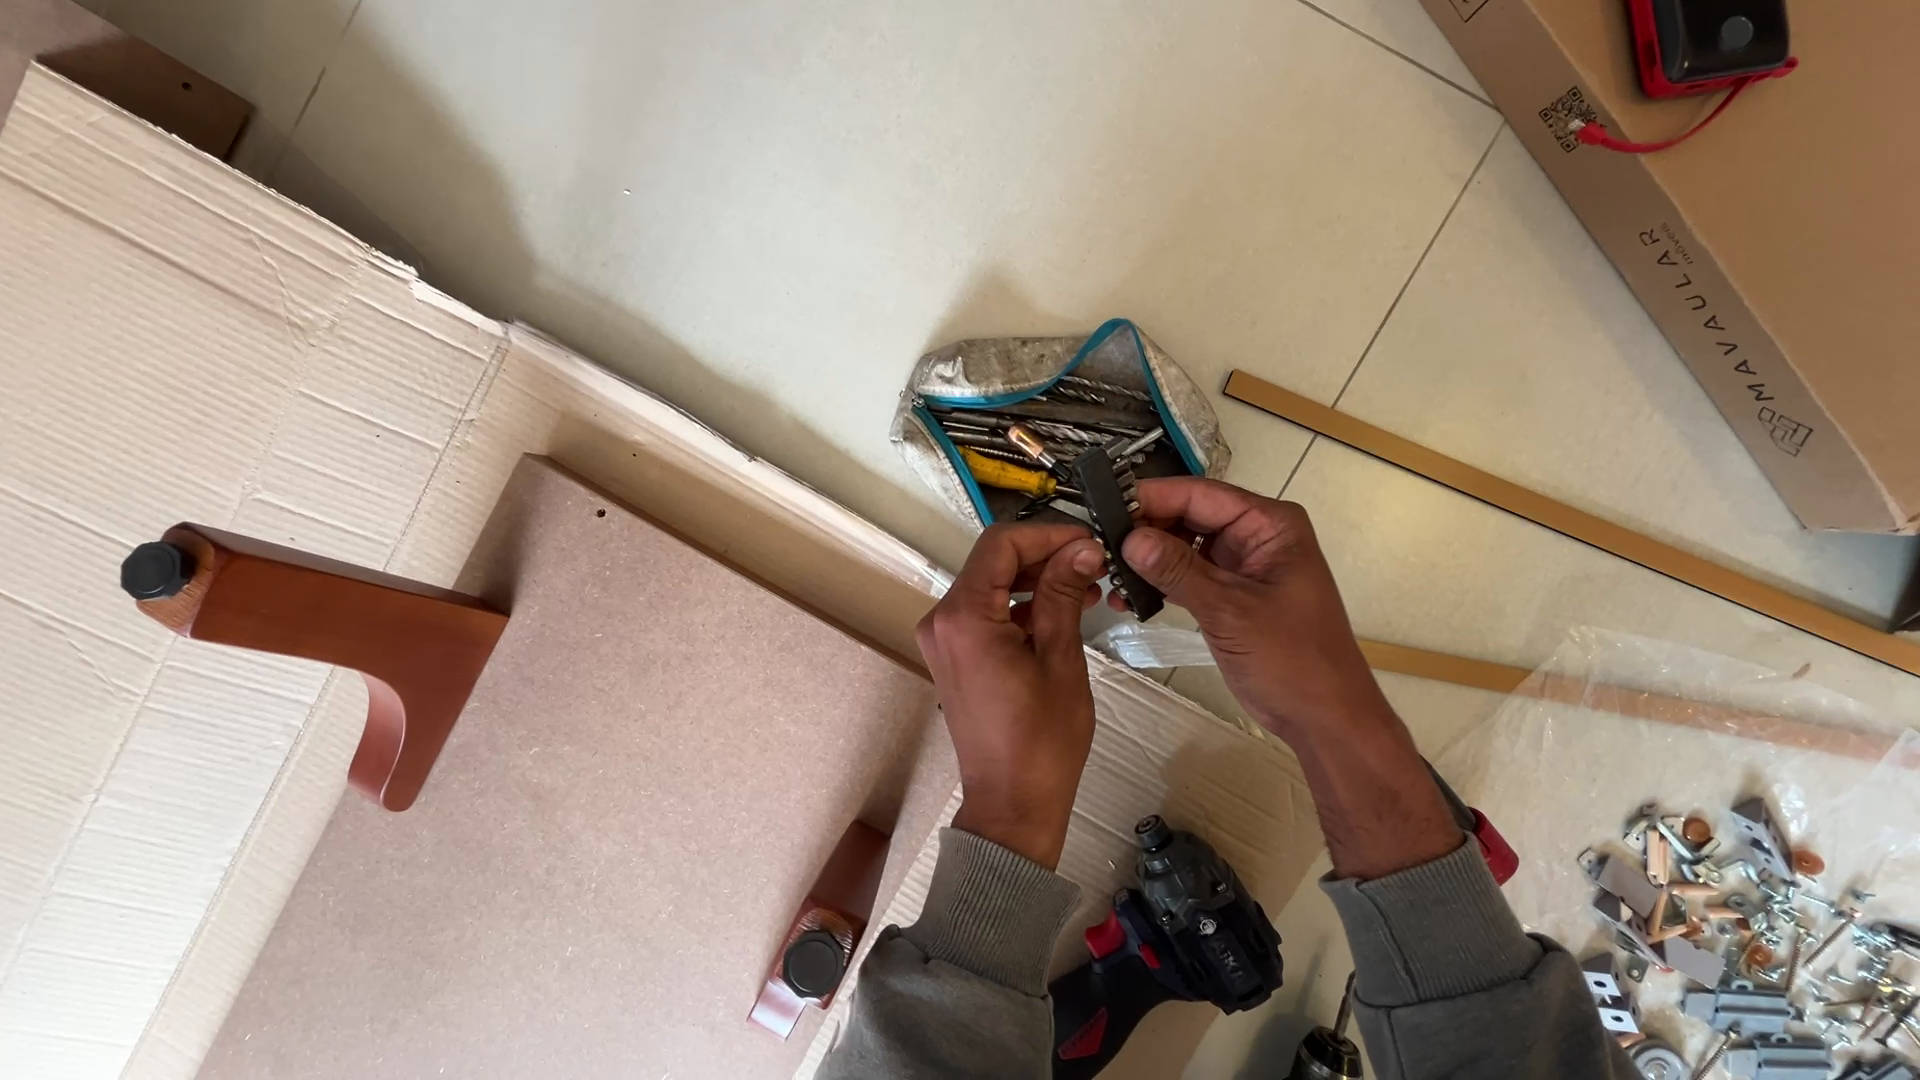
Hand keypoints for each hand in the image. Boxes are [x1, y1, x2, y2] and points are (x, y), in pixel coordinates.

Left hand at [918, 524, 1107, 869]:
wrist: (1012, 804)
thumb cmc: (1042, 741)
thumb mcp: (1060, 659)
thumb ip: (1064, 595)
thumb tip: (1083, 548)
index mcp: (963, 617)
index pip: (1000, 544)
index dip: (1047, 534)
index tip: (1088, 542)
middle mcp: (942, 620)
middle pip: (993, 562)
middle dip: (1045, 556)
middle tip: (1094, 564)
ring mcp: (944, 639)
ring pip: (991, 585)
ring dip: (1036, 581)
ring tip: (1087, 588)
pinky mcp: (954, 655)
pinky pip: (986, 613)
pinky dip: (1021, 606)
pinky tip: (1062, 611)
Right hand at [1106, 477, 1387, 740]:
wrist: (1321, 717)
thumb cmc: (1292, 659)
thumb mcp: (1230, 610)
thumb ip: (1178, 571)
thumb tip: (1129, 539)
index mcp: (1268, 524)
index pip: (1200, 495)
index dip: (1152, 498)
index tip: (1105, 508)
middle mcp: (1254, 535)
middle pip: (1187, 516)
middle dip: (1145, 530)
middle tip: (1100, 547)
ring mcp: (1240, 565)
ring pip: (1181, 545)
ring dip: (1146, 559)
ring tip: (1108, 575)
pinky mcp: (1227, 593)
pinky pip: (1184, 574)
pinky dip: (1158, 582)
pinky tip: (1128, 597)